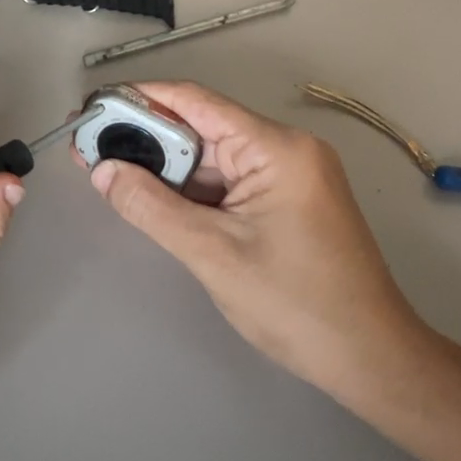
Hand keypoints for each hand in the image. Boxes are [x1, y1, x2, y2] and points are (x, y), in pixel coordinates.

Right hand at [80, 81, 426, 392]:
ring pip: (207, 154)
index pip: (193, 101)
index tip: (90, 108)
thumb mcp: (212, 253)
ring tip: (104, 168)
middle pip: (197, 126)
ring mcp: (286, 173)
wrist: (373, 362)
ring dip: (159, 164)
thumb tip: (100, 170)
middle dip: (141, 135)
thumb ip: (149, 205)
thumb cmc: (297, 305)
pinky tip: (146, 192)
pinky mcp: (282, 197)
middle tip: (87, 145)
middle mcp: (283, 148)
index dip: (137, 98)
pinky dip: (184, 186)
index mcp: (275, 148)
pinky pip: (222, 178)